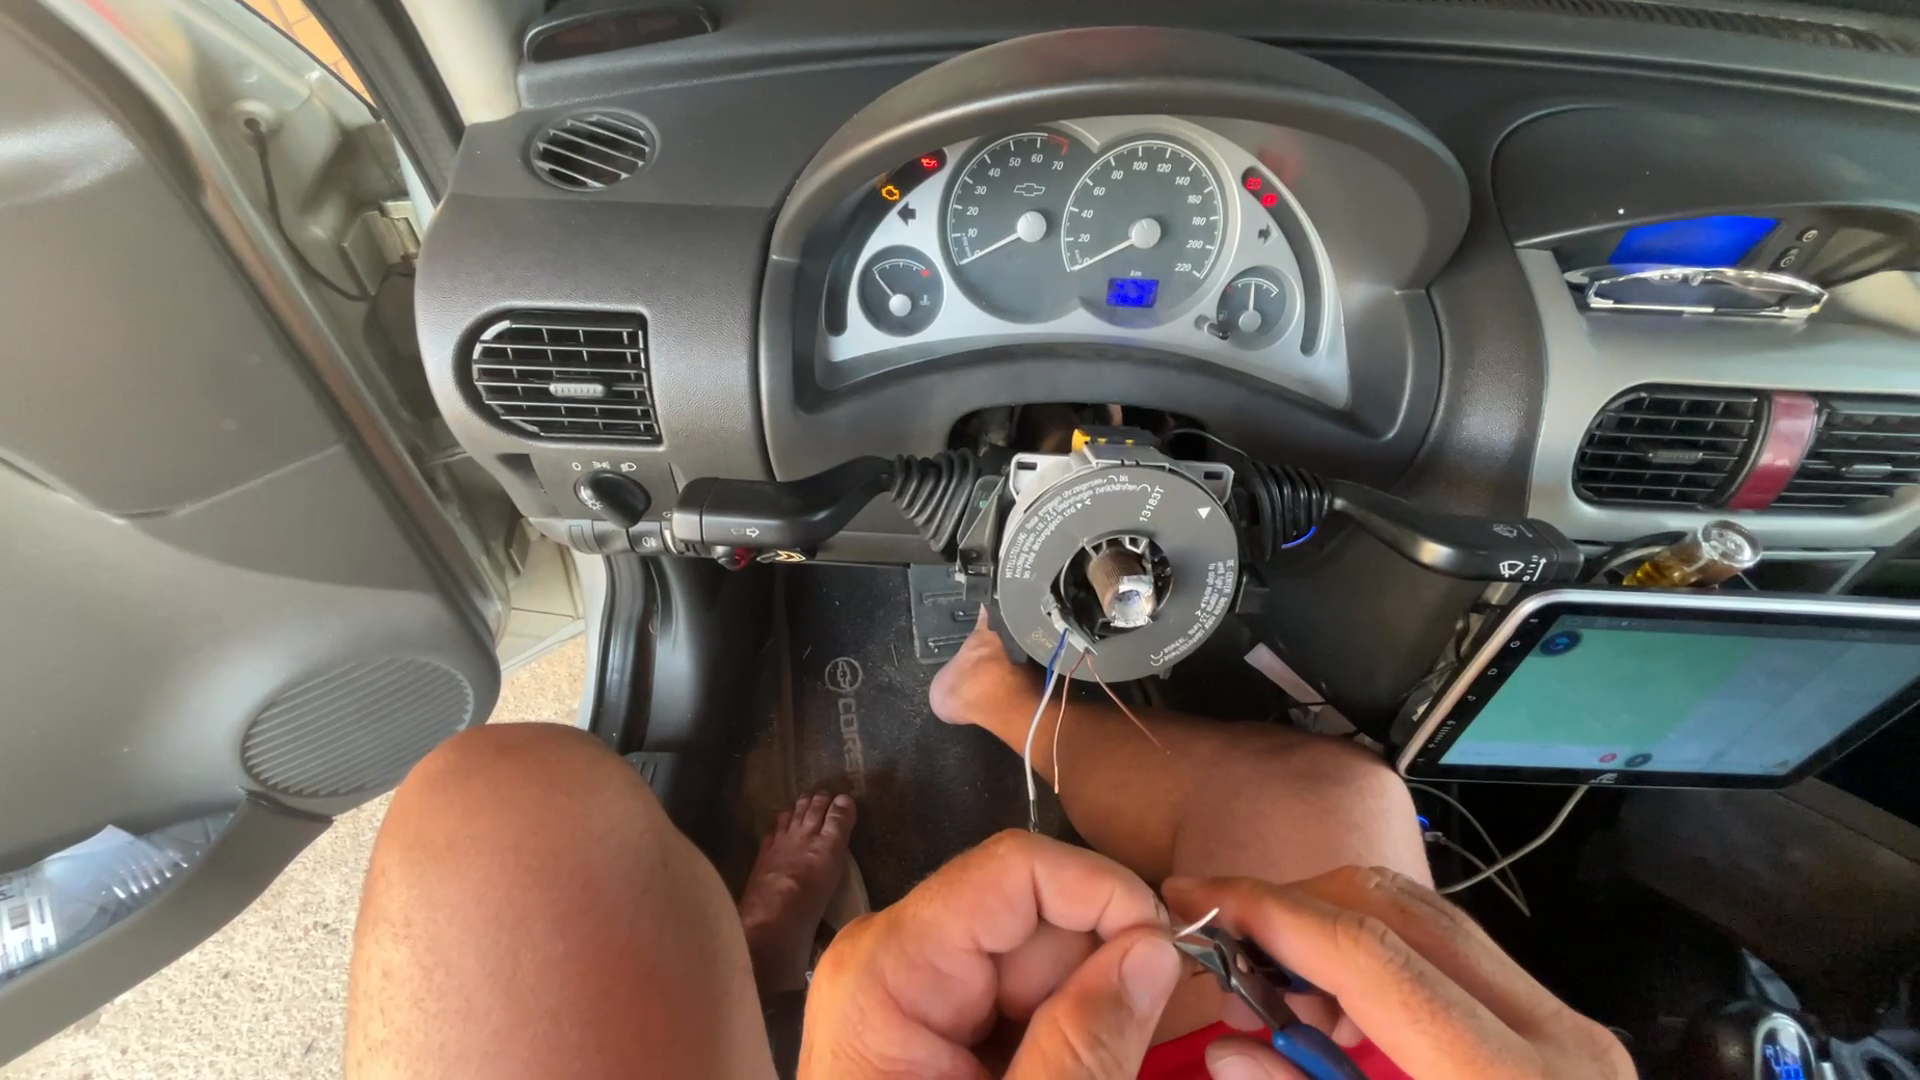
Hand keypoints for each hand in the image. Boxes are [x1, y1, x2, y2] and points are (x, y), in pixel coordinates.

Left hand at [799, 830, 1182, 1078]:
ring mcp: (914, 976)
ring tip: (1086, 1072)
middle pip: (1028, 910)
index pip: (1011, 870)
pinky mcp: (934, 1007)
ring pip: (1036, 949)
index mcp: (890, 965)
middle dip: (1097, 961)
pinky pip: (1021, 989)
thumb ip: (1087, 1045)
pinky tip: (1060, 1070)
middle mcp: (895, 948)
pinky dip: (1062, 1023)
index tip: (1168, 948)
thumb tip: (1158, 945)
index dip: (1099, 889)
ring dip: (1085, 1001)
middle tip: (1136, 1044)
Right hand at [1163, 867, 1634, 1079]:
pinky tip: (1339, 1012)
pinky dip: (1367, 950)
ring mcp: (1567, 1024)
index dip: (1263, 912)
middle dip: (1286, 906)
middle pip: (1386, 903)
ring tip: (1276, 987)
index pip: (1366, 951)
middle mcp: (1557, 1034)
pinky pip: (1439, 947)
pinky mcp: (1559, 1028)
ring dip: (1323, 923)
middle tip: (1226, 947)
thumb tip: (1227, 1050)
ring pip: (1413, 910)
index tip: (1189, 896)